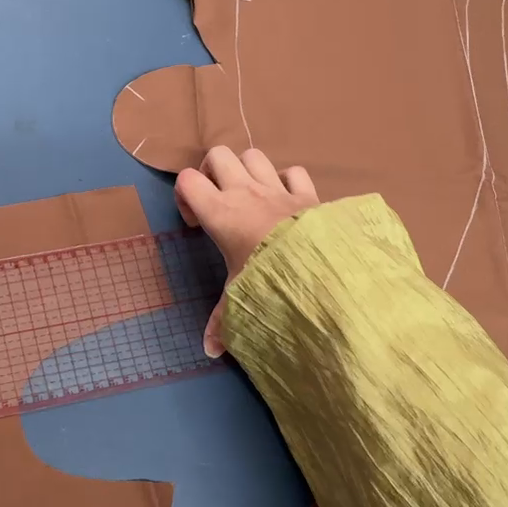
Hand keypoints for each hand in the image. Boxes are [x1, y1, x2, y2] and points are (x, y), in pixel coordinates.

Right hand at [175, 147, 320, 356]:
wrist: (323, 268)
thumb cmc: (268, 276)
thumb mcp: (239, 298)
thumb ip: (222, 321)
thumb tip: (209, 352)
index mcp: (219, 212)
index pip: (187, 180)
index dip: (185, 195)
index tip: (196, 222)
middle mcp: (244, 192)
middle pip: (218, 154)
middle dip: (213, 171)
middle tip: (218, 199)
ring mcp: (277, 188)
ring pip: (253, 155)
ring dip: (247, 169)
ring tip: (249, 195)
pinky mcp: (307, 192)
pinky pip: (293, 171)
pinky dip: (287, 180)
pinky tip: (286, 200)